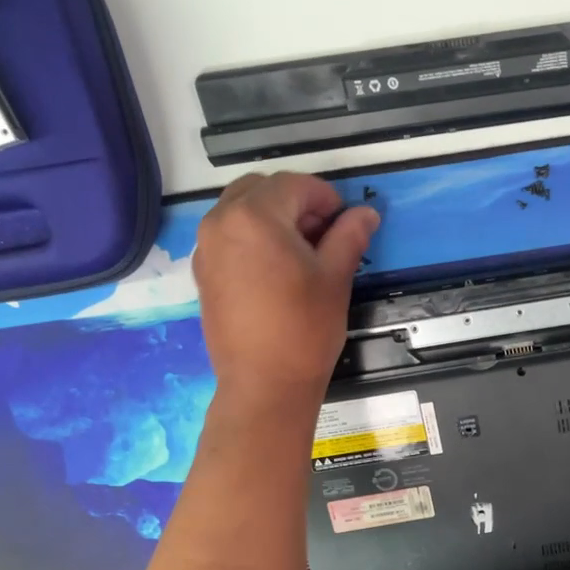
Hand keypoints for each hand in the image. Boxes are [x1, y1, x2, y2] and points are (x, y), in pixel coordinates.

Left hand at [192, 172, 379, 406]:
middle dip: (296, 204)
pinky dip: (253, 239)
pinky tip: (276, 271)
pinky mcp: (203, 272)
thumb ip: (349, 237)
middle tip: (324, 236)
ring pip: (241, 211)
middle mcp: (220, 221)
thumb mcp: (335, 278)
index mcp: (255, 216)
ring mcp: (206, 247)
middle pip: (262, 190)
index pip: (295, 185)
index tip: (346, 222)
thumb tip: (365, 213)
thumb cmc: (305, 329)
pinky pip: (229, 236)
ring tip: (301, 255)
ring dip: (273, 218)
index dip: (326, 198)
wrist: (265, 384)